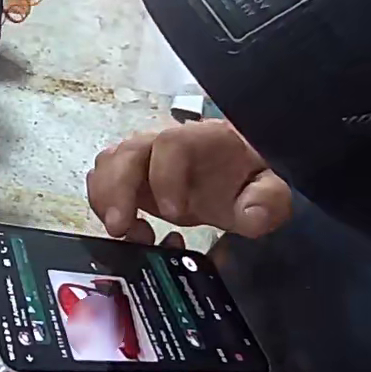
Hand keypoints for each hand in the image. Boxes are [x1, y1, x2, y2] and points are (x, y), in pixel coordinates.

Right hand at [86, 120, 291, 242]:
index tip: (174, 215)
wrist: (234, 177)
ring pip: (107, 165)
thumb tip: (251, 215)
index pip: (170, 143)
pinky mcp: (128, 177)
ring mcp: (141, 159)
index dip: (165, 176)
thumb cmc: (246, 180)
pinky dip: (104, 207)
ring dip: (105, 199)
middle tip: (119, 228)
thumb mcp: (268, 191)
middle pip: (125, 151)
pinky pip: (102, 183)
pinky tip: (128, 230)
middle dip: (116, 190)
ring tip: (124, 232)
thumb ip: (267, 201)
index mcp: (199, 139)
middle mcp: (162, 143)